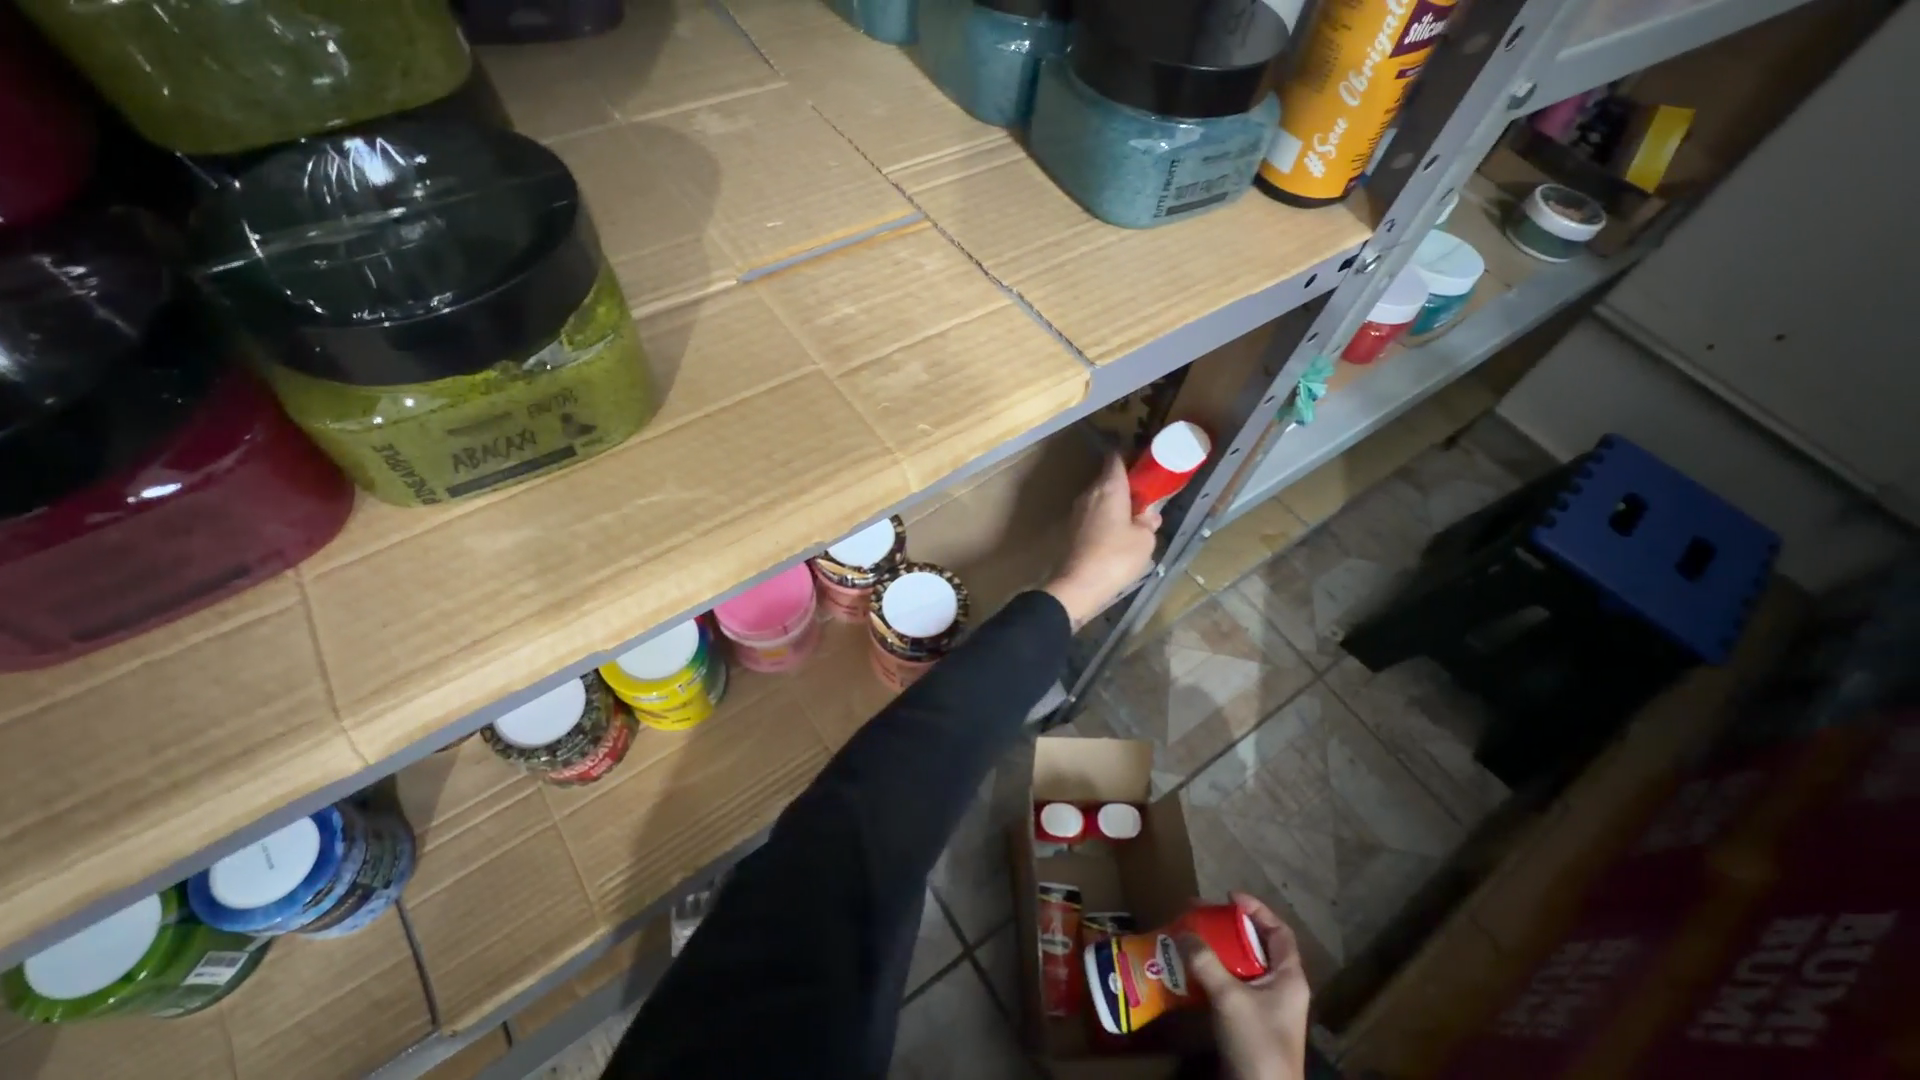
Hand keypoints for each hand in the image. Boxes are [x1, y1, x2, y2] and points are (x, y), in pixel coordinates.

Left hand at [1043, 454, 1159, 627]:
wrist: (1079, 585)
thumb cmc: (1116, 557)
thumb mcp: (1145, 539)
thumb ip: (1148, 521)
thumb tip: (1148, 514)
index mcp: (1109, 487)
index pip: (1116, 457)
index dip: (1131, 456)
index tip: (1145, 464)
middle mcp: (1089, 493)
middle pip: (1108, 478)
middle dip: (1126, 484)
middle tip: (1146, 497)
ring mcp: (1077, 512)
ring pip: (1100, 498)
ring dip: (1116, 504)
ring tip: (1135, 519)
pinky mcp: (1072, 530)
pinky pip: (1093, 515)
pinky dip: (1106, 519)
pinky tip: (1118, 535)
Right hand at [1180, 892, 1311, 1079]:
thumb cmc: (1257, 1043)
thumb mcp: (1230, 997)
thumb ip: (1206, 962)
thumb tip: (1183, 932)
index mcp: (1289, 978)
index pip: (1279, 932)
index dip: (1257, 911)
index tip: (1230, 897)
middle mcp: (1281, 989)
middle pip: (1257, 947)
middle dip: (1228, 929)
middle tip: (1199, 914)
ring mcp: (1266, 1009)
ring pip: (1242, 968)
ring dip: (1217, 952)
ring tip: (1189, 938)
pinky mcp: (1249, 1025)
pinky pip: (1231, 988)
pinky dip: (1212, 976)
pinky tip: (1189, 973)